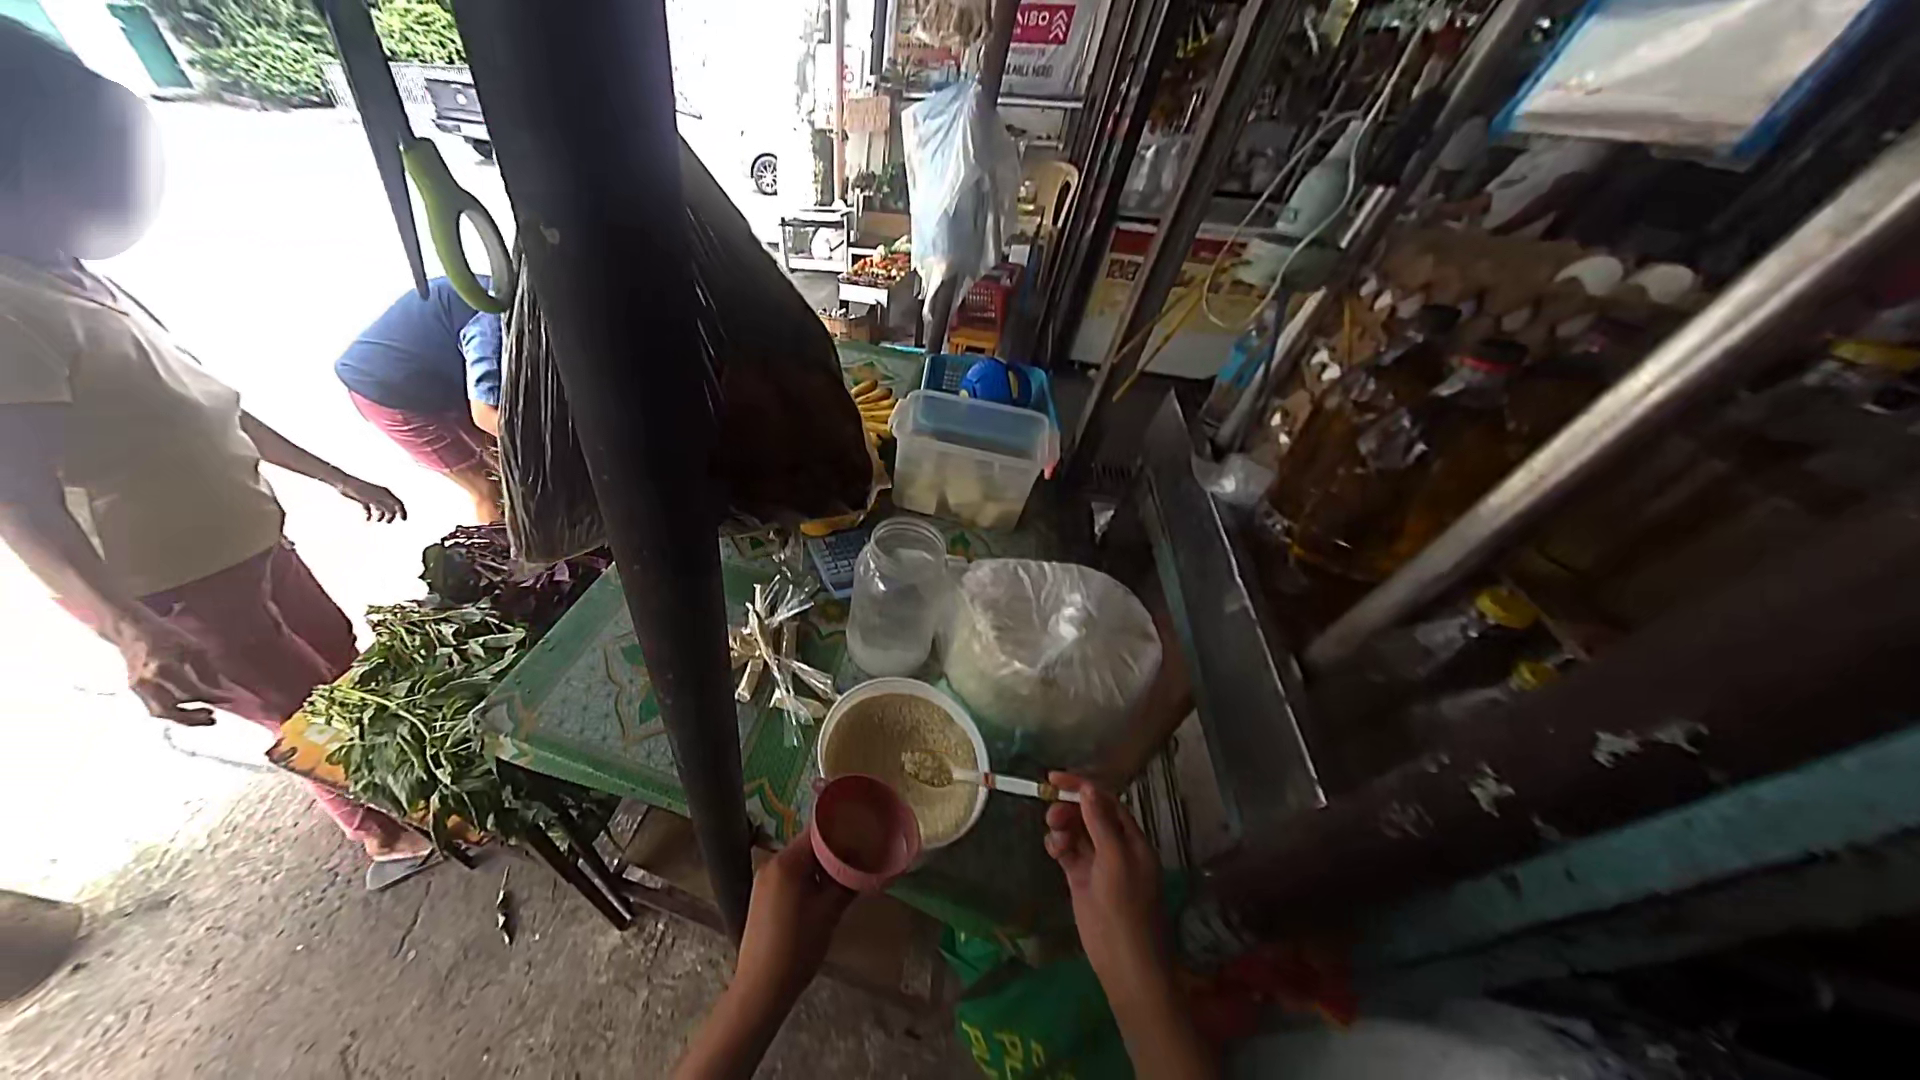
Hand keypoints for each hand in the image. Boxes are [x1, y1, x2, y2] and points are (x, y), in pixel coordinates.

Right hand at [115, 616, 225, 726]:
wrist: (134, 633)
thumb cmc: (170, 638)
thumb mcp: (197, 650)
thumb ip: (208, 672)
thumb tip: (223, 692)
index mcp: (164, 668)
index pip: (190, 691)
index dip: (213, 698)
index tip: (232, 699)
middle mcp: (146, 681)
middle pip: (168, 709)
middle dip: (192, 717)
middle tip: (215, 717)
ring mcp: (137, 687)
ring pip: (158, 712)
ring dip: (182, 718)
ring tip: (208, 717)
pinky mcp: (135, 689)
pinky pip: (154, 706)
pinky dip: (173, 712)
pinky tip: (191, 710)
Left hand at [334, 475, 405, 522]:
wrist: (344, 483)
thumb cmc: (358, 489)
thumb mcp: (372, 498)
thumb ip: (382, 504)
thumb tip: (392, 511)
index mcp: (385, 493)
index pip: (398, 504)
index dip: (402, 512)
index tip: (403, 520)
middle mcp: (381, 495)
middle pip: (390, 507)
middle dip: (391, 515)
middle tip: (387, 522)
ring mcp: (372, 497)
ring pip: (381, 508)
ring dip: (381, 515)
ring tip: (377, 521)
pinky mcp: (364, 499)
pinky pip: (370, 508)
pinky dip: (369, 514)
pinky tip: (367, 519)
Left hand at [734, 840, 855, 1002]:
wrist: (761, 989)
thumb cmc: (798, 947)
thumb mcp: (830, 911)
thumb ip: (848, 879)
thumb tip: (866, 860)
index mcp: (786, 862)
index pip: (819, 832)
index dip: (843, 830)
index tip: (864, 833)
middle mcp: (772, 863)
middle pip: (809, 845)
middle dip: (835, 849)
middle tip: (861, 855)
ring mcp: (764, 880)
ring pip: (801, 861)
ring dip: (822, 865)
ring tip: (847, 874)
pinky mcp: (762, 896)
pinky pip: (791, 875)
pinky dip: (809, 877)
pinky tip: (825, 891)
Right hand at [1044, 772, 1164, 986]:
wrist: (1125, 962)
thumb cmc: (1126, 908)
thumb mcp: (1115, 860)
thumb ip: (1100, 823)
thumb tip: (1088, 789)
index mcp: (1131, 838)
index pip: (1105, 801)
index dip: (1082, 787)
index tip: (1055, 778)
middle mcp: (1115, 846)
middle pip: (1088, 814)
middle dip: (1069, 808)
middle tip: (1051, 814)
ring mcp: (1097, 863)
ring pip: (1075, 832)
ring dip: (1062, 827)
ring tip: (1055, 839)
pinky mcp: (1080, 879)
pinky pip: (1067, 851)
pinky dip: (1058, 845)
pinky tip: (1054, 850)